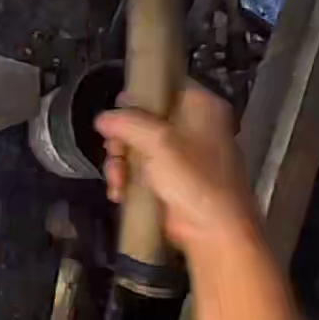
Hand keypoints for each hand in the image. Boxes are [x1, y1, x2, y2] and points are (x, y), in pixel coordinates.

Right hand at [95, 82, 262, 256]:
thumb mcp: (158, 141)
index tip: (116, 111)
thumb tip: (103, 119)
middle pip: (145, 120)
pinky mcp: (173, 182)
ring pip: (139, 148)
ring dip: (121, 164)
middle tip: (114, 151)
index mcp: (201, 107)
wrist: (215, 232)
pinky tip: (120, 193)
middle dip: (123, 139)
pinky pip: (143, 172)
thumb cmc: (193, 179)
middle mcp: (194, 127)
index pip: (164, 87)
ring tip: (117, 180)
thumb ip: (127, 123)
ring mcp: (183, 157)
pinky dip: (129, 180)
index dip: (138, 97)